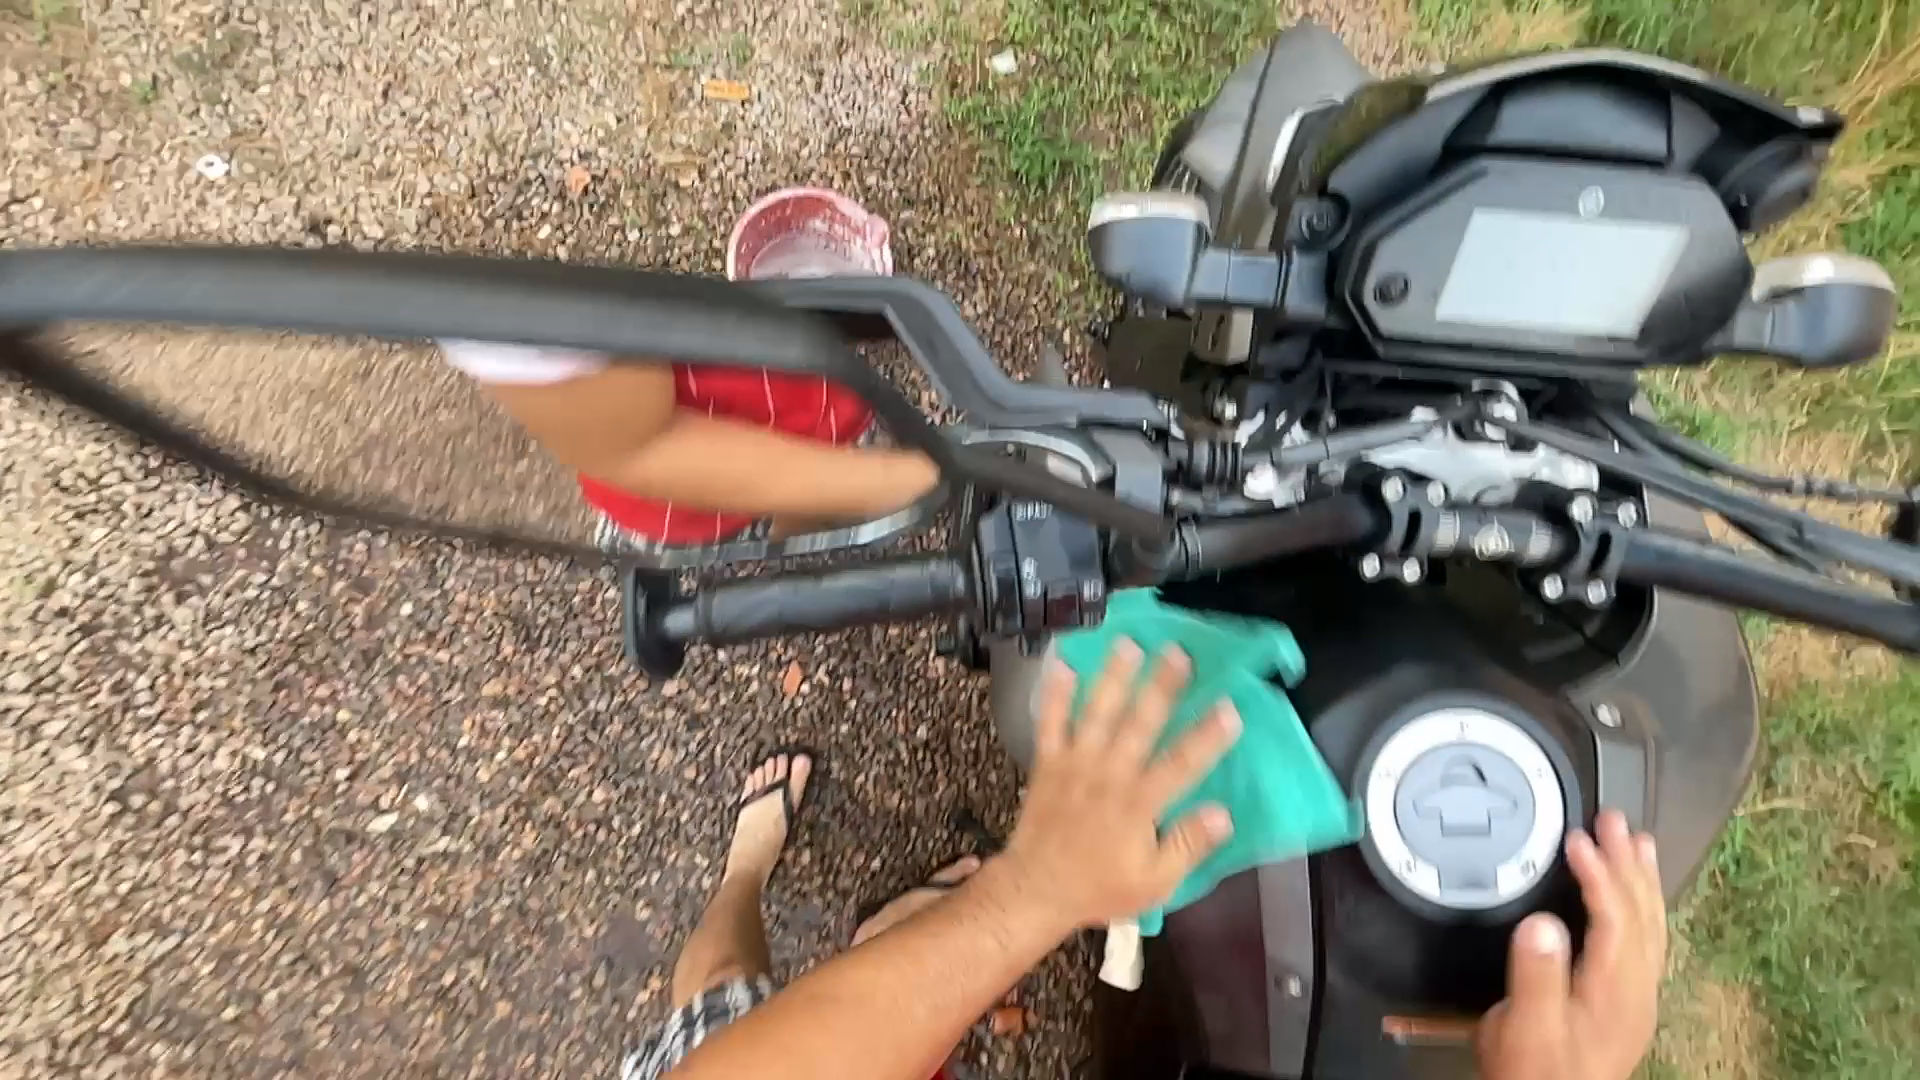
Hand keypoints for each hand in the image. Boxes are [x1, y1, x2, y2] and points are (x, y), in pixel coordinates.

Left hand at [991, 639, 1242, 931]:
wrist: (1037, 887)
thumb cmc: (1100, 886)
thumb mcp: (1154, 883)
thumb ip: (1188, 846)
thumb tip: (1222, 813)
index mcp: (1138, 803)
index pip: (1181, 764)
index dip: (1207, 736)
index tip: (1229, 707)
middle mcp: (1108, 773)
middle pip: (1139, 723)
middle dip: (1161, 686)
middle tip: (1178, 653)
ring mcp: (1074, 762)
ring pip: (1097, 712)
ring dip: (1113, 677)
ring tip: (1127, 645)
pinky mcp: (1047, 760)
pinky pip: (1050, 721)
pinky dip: (1054, 693)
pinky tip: (1062, 664)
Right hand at [1476, 809, 1668, 1079]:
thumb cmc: (1532, 1066)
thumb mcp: (1527, 1023)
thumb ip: (1537, 974)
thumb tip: (1543, 922)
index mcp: (1612, 992)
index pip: (1616, 922)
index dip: (1600, 877)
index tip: (1578, 838)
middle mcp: (1634, 991)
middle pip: (1643, 919)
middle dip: (1629, 866)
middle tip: (1615, 822)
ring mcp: (1634, 996)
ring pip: (1650, 928)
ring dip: (1642, 882)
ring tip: (1638, 845)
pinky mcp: (1624, 998)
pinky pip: (1642, 939)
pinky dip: (1639, 906)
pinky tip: (1632, 896)